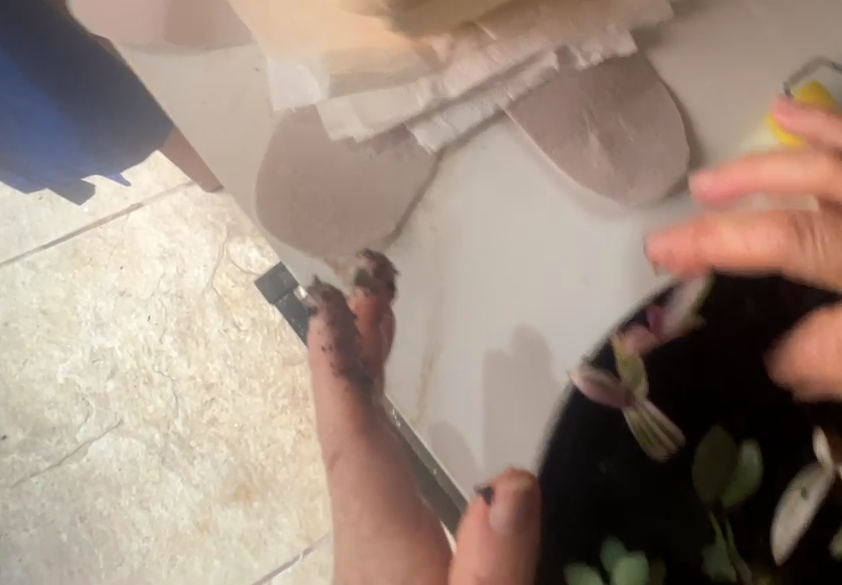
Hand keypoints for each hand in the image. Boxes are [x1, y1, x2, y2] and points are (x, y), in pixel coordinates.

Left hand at [306, 254, 540, 584]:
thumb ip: (493, 563)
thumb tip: (509, 476)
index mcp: (379, 531)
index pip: (351, 432)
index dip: (338, 365)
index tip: (331, 303)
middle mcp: (365, 522)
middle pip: (348, 421)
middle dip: (354, 350)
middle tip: (370, 285)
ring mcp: (374, 533)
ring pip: (359, 434)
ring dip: (367, 370)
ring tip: (384, 315)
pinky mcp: (389, 544)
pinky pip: (375, 453)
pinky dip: (379, 409)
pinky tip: (392, 398)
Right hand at [647, 100, 841, 516]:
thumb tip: (789, 357)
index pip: (815, 343)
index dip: (782, 357)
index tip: (771, 367)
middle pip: (796, 235)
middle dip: (718, 242)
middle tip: (662, 249)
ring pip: (822, 177)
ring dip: (752, 174)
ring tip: (701, 184)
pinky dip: (820, 129)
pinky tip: (782, 116)